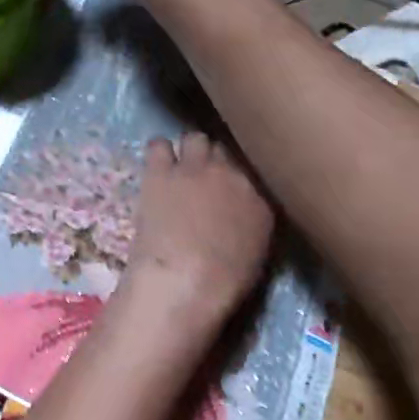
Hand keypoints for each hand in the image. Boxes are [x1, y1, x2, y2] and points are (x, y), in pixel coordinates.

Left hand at [121, 133, 273, 332]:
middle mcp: (231, 173)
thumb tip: (243, 209)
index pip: (254, 167)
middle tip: (204, 177)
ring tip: (180, 169)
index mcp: (261, 197)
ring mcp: (194, 168)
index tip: (230, 184)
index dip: (239, 173)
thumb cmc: (223, 281)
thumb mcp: (256, 250)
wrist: (183, 280)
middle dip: (215, 159)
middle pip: (225, 148)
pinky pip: (158, 145)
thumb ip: (253, 219)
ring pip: (195, 138)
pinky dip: (159, 153)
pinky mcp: (160, 171)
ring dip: (189, 151)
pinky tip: (157, 168)